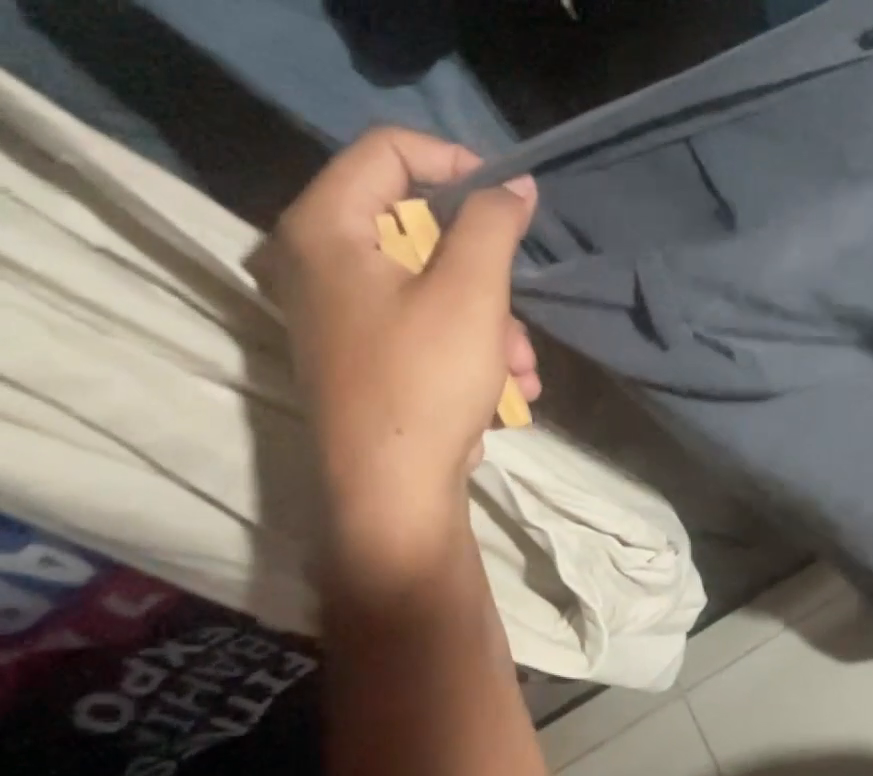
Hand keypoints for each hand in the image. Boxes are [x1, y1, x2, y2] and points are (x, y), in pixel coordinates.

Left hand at [258, 128, 541, 514]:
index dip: (456, 164)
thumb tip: (514, 186)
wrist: (392, 489)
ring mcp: (336, 313)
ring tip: (520, 373)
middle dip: (486, 274)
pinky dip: (471, 350)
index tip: (511, 201)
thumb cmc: (425, 380)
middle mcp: (315, 262)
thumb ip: (492, 225)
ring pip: (432, 286)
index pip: (387, 152)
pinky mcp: (360, 355)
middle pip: (417, 229)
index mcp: (324, 229)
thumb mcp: (472, 294)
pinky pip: (424, 326)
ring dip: (492, 324)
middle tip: (518, 310)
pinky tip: (506, 391)